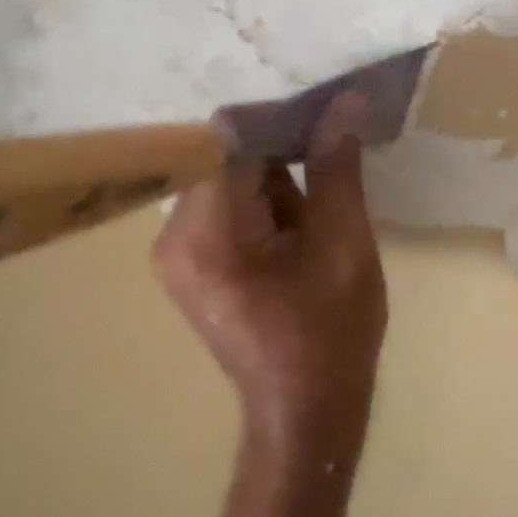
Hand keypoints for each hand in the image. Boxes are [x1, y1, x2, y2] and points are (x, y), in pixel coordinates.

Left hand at [152, 93, 387, 464]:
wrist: (305, 413)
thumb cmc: (332, 335)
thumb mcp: (345, 246)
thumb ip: (337, 168)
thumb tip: (344, 103)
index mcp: (206, 232)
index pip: (230, 138)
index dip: (283, 118)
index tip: (332, 119)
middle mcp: (172, 236)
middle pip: (226, 158)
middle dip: (284, 156)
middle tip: (337, 173)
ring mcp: (175, 255)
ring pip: (228, 183)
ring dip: (278, 186)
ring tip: (320, 227)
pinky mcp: (189, 267)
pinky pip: (225, 211)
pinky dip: (265, 209)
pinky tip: (300, 241)